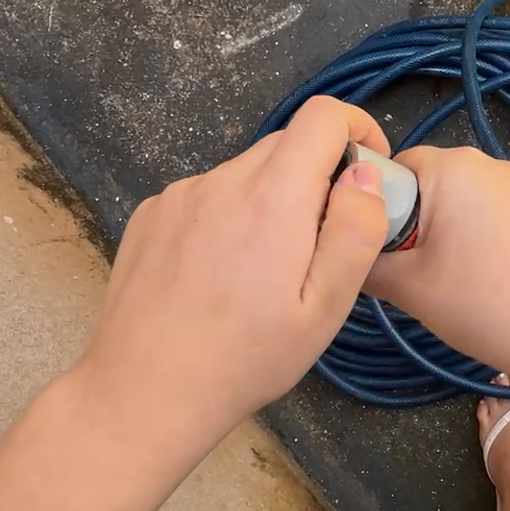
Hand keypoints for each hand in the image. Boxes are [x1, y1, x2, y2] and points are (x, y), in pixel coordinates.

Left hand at [74, 97, 391, 459]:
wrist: (141, 395)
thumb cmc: (247, 358)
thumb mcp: (326, 308)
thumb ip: (356, 231)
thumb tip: (364, 174)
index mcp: (273, 197)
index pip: (322, 115)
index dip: (357, 129)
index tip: (368, 171)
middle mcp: (222, 179)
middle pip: (288, 143)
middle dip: (320, 175)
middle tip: (322, 241)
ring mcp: (180, 194)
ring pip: (250, 170)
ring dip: (275, 198)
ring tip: (266, 269)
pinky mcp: (151, 213)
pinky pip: (212, 192)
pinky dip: (233, 212)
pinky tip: (222, 271)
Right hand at [364, 145, 509, 372]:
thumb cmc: (480, 302)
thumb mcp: (405, 286)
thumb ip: (364, 260)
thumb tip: (347, 252)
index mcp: (452, 165)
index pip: (392, 167)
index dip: (375, 206)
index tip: (375, 248)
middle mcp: (489, 163)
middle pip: (427, 183)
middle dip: (411, 222)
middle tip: (409, 272)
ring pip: (459, 201)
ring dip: (443, 233)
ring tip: (447, 283)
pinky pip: (489, 214)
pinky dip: (475, 239)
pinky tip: (482, 281)